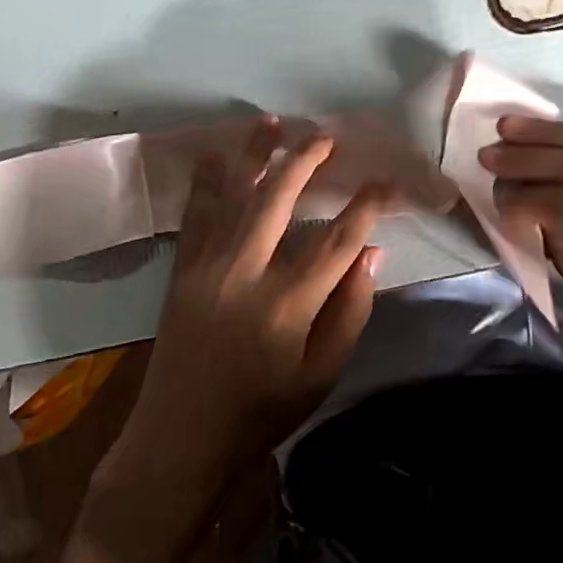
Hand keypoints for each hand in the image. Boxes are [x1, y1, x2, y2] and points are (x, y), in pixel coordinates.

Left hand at [132, 118, 384, 463]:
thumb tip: (371, 253)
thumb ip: (350, 312)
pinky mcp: (182, 272)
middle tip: (326, 137)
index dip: (366, 206)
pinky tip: (217, 156)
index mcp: (288, 304)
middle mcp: (246, 274)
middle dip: (306, 161)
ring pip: (235, 195)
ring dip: (255, 155)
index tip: (385, 181)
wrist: (177, 441)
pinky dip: (208, 182)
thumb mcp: (321, 376)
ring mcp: (208, 268)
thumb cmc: (260, 411)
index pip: (338, 240)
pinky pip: (196, 215)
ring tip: (272, 121)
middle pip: (279, 199)